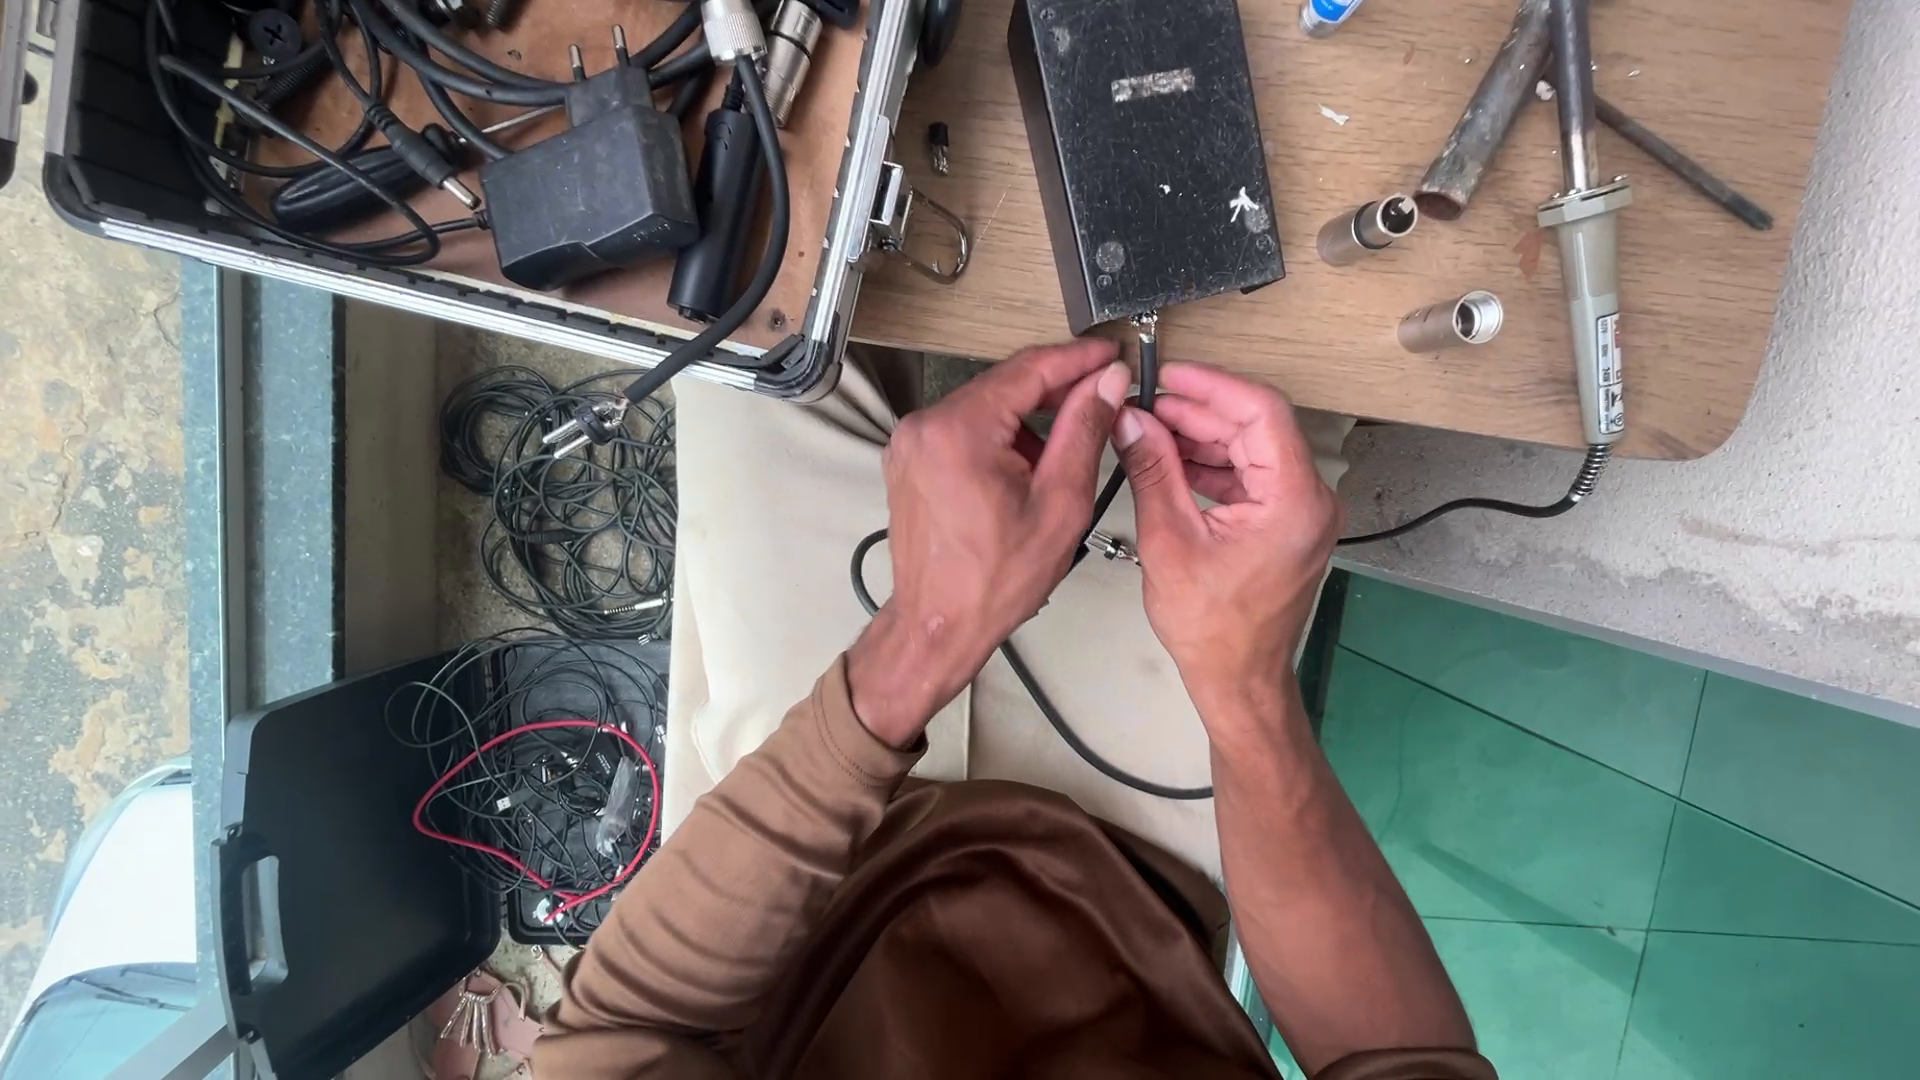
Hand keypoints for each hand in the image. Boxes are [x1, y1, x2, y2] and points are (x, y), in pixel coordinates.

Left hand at [848, 340, 1130, 745]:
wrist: (938, 623)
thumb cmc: (994, 580)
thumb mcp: (1059, 503)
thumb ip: (1083, 431)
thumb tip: (1106, 382)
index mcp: (959, 431)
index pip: (1027, 370)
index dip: (1076, 360)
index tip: (1109, 356)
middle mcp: (924, 426)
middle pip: (1003, 385)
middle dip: (1054, 392)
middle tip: (1101, 399)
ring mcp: (909, 442)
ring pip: (984, 407)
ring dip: (1025, 421)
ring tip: (1057, 462)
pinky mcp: (907, 459)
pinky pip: (961, 429)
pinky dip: (996, 438)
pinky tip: (1022, 470)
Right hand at [1113, 362, 1341, 734]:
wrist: (1236, 676)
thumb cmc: (1213, 628)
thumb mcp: (1169, 541)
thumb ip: (1152, 472)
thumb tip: (1132, 423)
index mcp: (1294, 501)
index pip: (1261, 413)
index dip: (1212, 386)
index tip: (1171, 375)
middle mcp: (1308, 500)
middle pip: (1255, 427)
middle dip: (1199, 412)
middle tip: (1148, 404)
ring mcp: (1298, 511)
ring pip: (1249, 449)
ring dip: (1200, 437)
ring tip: (1151, 429)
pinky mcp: (1282, 522)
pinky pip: (1247, 476)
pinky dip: (1209, 465)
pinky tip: (1170, 460)